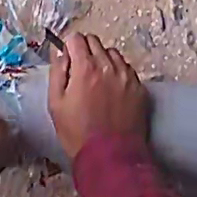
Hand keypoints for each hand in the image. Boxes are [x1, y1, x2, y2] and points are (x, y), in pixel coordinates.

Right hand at [47, 33, 150, 161]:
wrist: (112, 158)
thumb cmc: (78, 133)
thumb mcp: (56, 103)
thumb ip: (57, 72)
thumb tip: (58, 52)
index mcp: (85, 67)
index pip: (76, 38)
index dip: (69, 46)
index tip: (67, 58)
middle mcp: (108, 66)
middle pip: (94, 41)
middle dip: (84, 49)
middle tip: (80, 69)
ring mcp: (126, 76)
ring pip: (112, 53)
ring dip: (102, 59)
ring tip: (97, 79)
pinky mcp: (139, 88)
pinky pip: (126, 68)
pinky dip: (117, 72)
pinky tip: (112, 88)